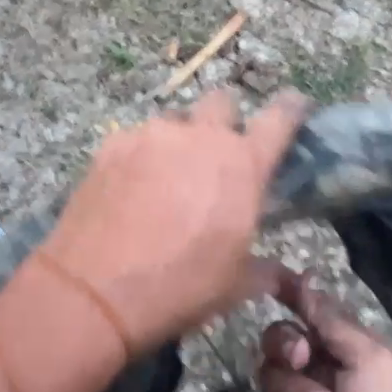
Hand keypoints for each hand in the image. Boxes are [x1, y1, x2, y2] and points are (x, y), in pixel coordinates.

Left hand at [38, 89, 310, 352]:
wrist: (96, 290)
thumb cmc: (180, 287)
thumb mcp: (234, 286)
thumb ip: (263, 270)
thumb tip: (280, 275)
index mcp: (243, 164)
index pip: (280, 117)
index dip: (292, 107)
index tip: (296, 106)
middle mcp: (201, 136)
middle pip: (222, 101)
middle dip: (224, 121)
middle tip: (216, 156)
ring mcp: (153, 134)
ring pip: (175, 119)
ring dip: (180, 139)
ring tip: (167, 177)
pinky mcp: (113, 143)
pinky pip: (136, 137)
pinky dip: (141, 155)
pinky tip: (130, 188)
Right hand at [251, 273, 391, 391]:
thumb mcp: (373, 360)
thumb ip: (332, 319)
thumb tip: (306, 277)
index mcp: (354, 354)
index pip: (315, 315)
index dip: (294, 298)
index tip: (275, 284)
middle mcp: (325, 377)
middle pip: (282, 342)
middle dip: (287, 347)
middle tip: (302, 359)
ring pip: (269, 379)